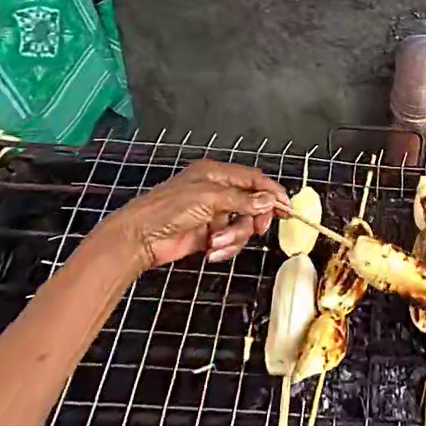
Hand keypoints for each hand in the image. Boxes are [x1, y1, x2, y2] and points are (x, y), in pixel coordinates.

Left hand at [86, 160, 288, 270]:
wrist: (138, 239)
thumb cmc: (169, 210)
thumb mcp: (209, 199)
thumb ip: (242, 199)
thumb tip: (269, 200)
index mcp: (216, 174)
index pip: (254, 179)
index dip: (272, 192)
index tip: (286, 208)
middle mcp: (218, 192)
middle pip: (252, 203)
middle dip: (254, 217)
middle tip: (258, 228)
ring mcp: (214, 214)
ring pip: (242, 224)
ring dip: (234, 235)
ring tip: (216, 242)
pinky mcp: (209, 235)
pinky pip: (230, 239)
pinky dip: (225, 247)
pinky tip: (210, 251)